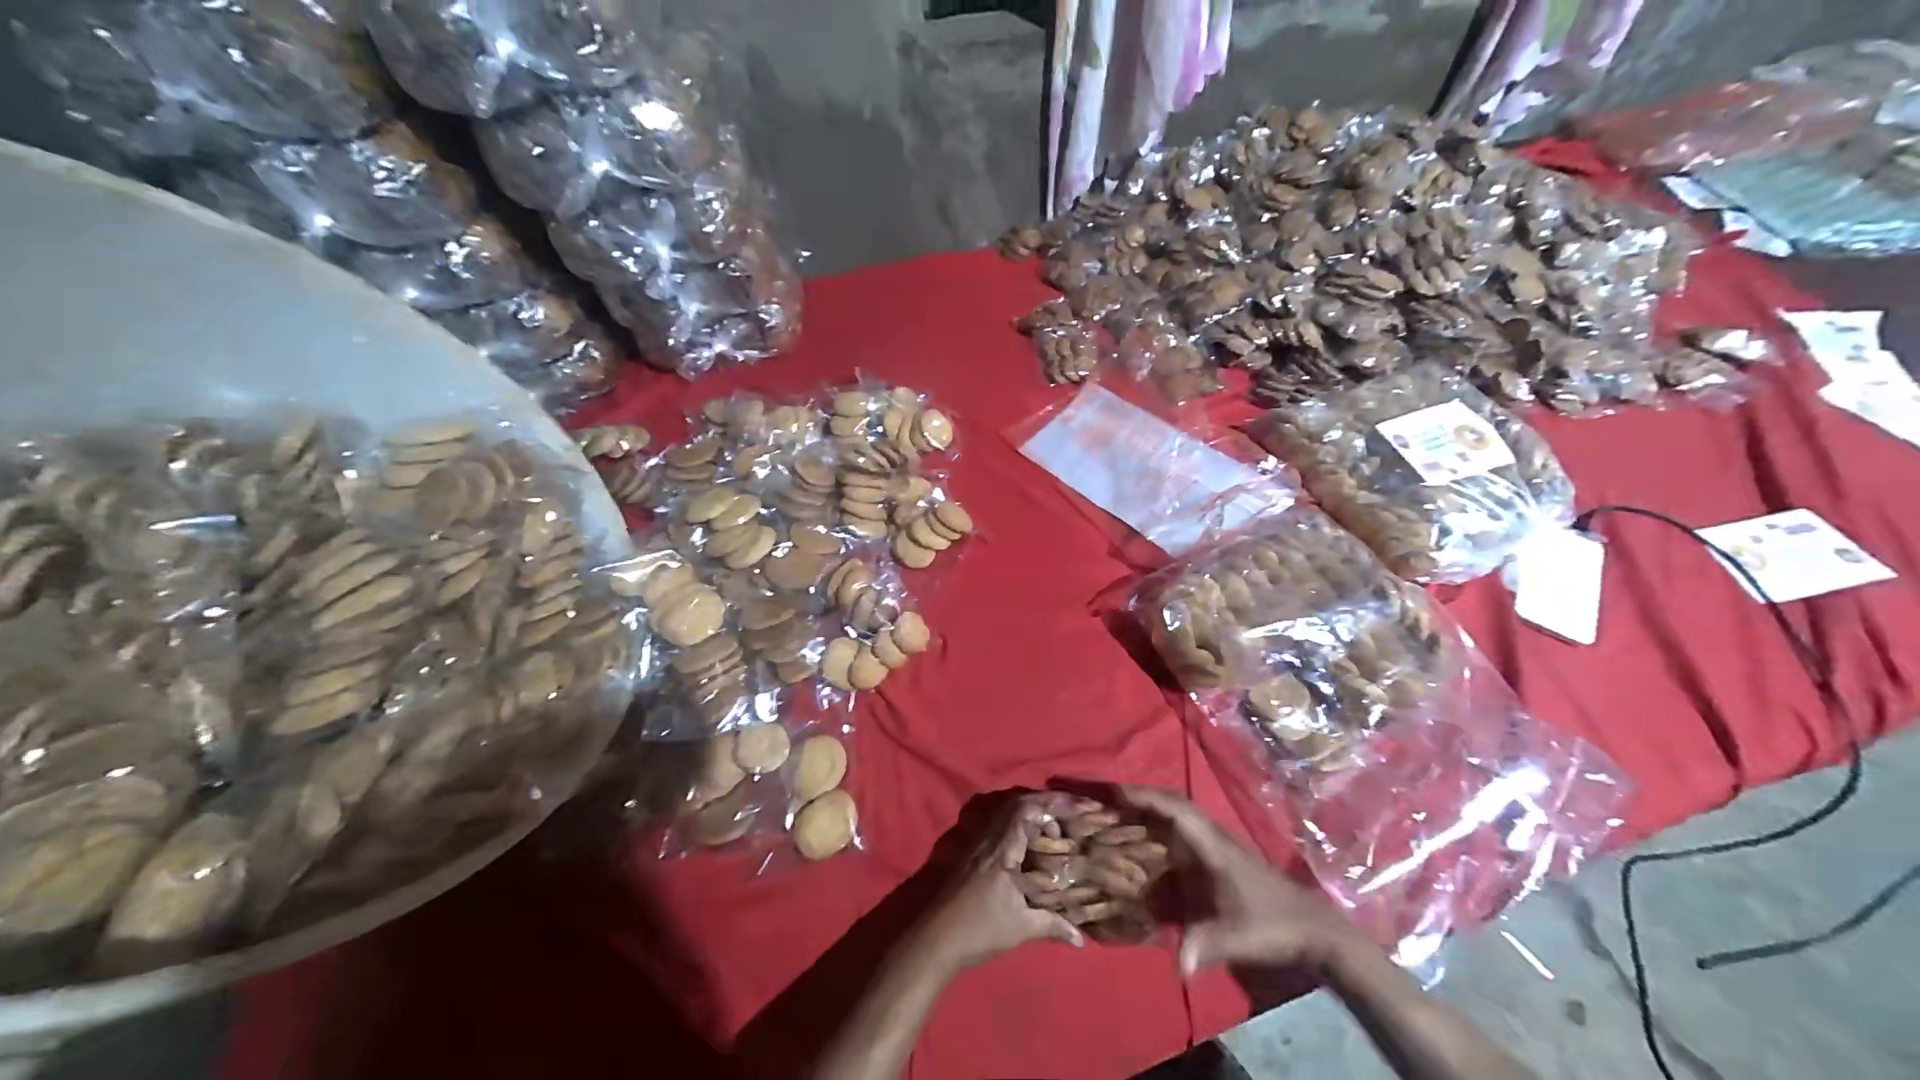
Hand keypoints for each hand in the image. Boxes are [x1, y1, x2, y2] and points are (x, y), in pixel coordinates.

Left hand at [907, 797, 1085, 973]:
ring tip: (1044, 826)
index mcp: (1000, 847)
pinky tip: (1015, 838)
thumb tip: (1081, 939)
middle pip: (1013, 802)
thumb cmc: (977, 929)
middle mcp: (984, 835)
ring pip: (998, 808)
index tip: (1077, 806)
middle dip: (1042, 804)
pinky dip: (1005, 819)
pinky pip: (986, 820)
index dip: (1052, 802)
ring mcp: (969, 840)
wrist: (930, 938)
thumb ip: (1052, 925)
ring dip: (1023, 809)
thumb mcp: (1020, 927)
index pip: (1027, 808)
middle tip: (1064, 820)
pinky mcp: (960, 849)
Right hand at [1116, 785, 1364, 976]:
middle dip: (1140, 797)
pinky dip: (1161, 830)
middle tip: (1106, 797)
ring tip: (1118, 813)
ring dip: (1150, 811)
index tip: (1115, 791)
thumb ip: (1207, 945)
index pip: (1176, 810)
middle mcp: (1212, 839)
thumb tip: (1178, 965)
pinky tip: (1145, 843)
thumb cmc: (1275, 925)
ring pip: (1178, 817)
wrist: (1315, 930)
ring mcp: (1217, 848)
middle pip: (1173, 805)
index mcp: (1214, 846)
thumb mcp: (1239, 938)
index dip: (1145, 797)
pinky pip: (1183, 834)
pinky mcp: (1219, 860)